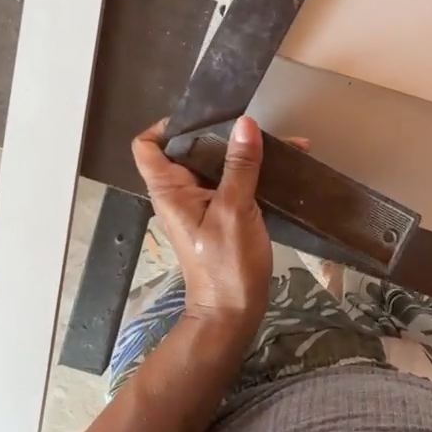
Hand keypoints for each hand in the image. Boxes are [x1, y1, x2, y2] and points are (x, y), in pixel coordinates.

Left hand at [131, 117, 273, 335]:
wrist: (234, 313)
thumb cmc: (226, 265)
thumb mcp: (234, 210)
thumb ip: (240, 166)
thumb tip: (245, 124)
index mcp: (169, 190)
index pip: (147, 146)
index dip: (166, 126)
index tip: (203, 118)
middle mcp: (180, 194)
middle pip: (189, 150)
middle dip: (222, 134)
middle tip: (254, 125)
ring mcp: (202, 205)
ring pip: (217, 166)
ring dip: (245, 153)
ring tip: (285, 143)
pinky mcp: (223, 216)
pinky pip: (234, 184)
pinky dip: (255, 172)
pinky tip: (285, 165)